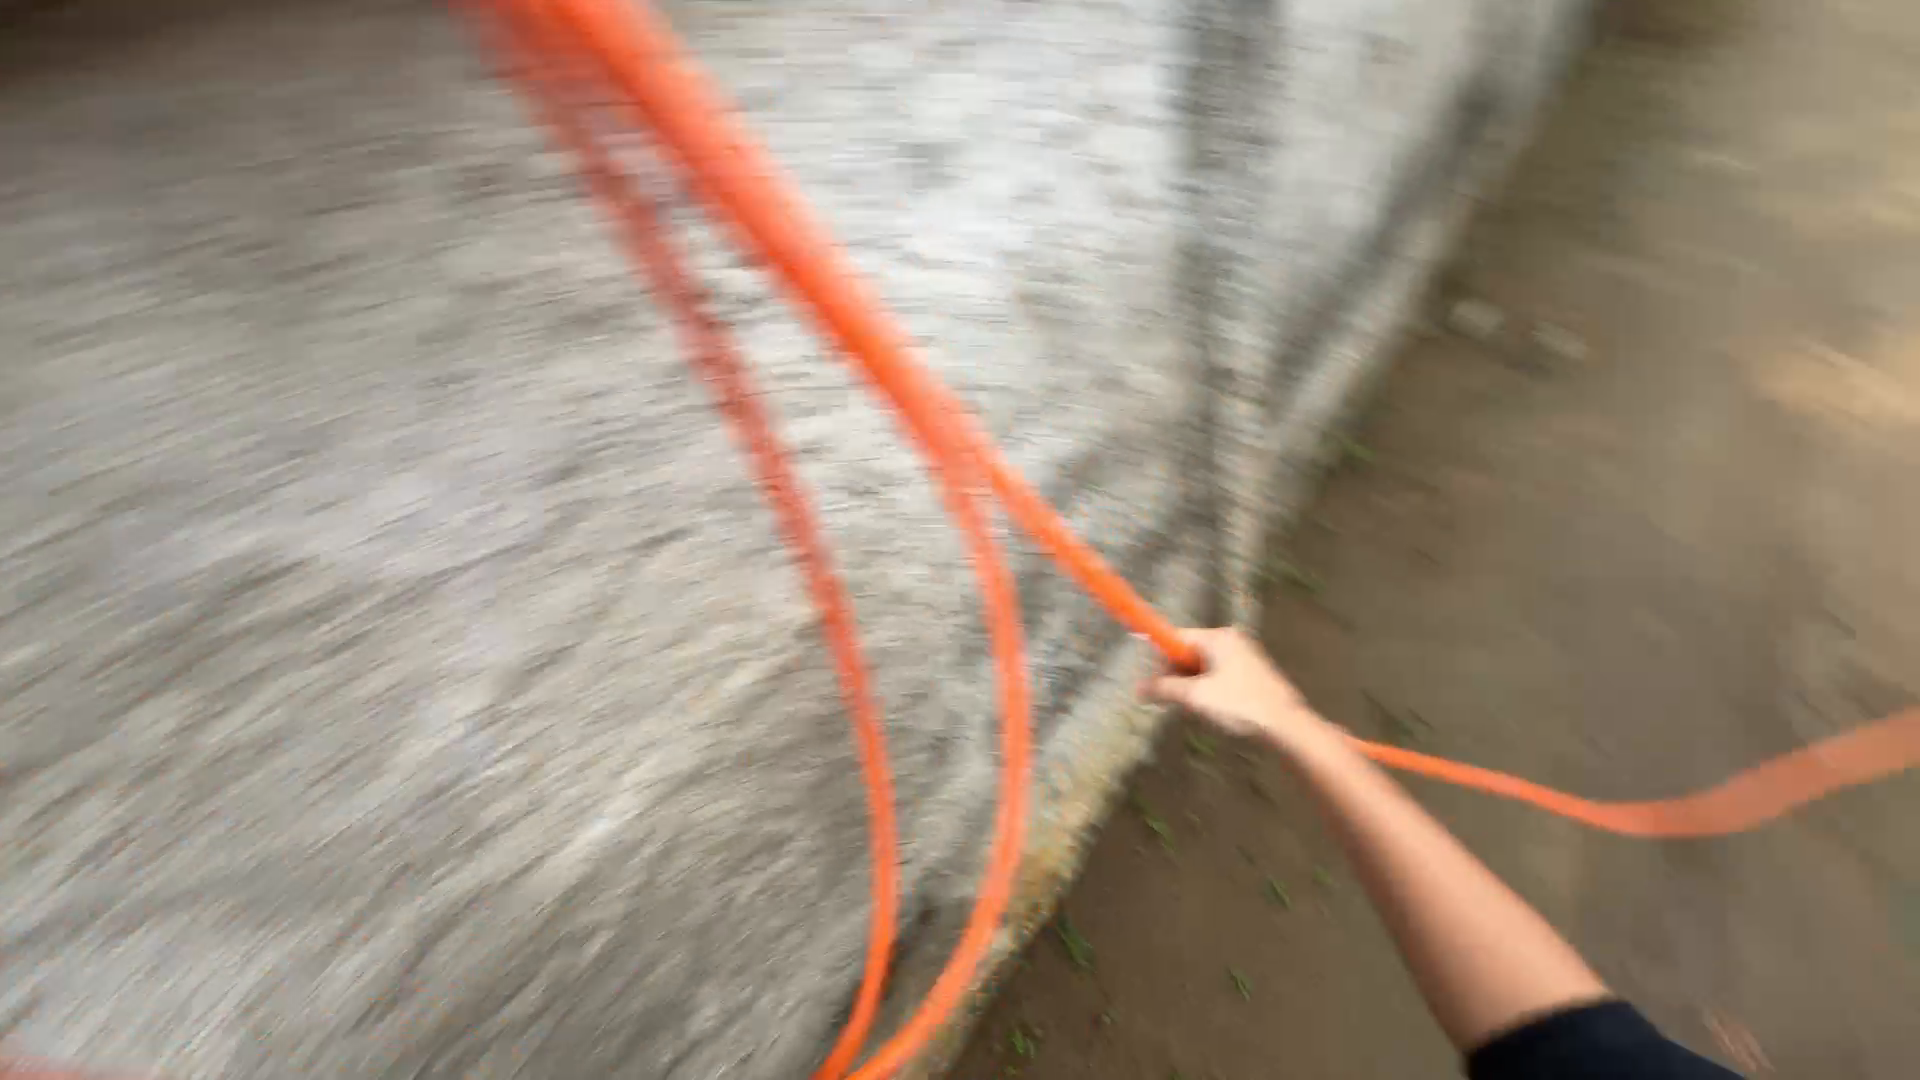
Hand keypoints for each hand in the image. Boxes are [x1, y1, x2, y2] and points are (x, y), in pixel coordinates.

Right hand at [1140, 627, 1323, 747]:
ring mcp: (1244, 655)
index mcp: (1217, 637)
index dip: (1160, 658)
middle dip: (1177, 675)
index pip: (1176, 637)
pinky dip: (1209, 688)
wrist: (1287, 727)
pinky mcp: (1252, 672)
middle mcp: (1231, 640)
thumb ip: (1164, 688)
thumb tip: (1138, 688)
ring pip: (1203, 666)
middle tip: (1176, 700)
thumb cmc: (1239, 705)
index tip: (1154, 682)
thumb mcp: (1195, 697)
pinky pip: (1218, 674)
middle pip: (1189, 651)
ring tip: (1196, 708)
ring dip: (1193, 685)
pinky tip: (1213, 709)